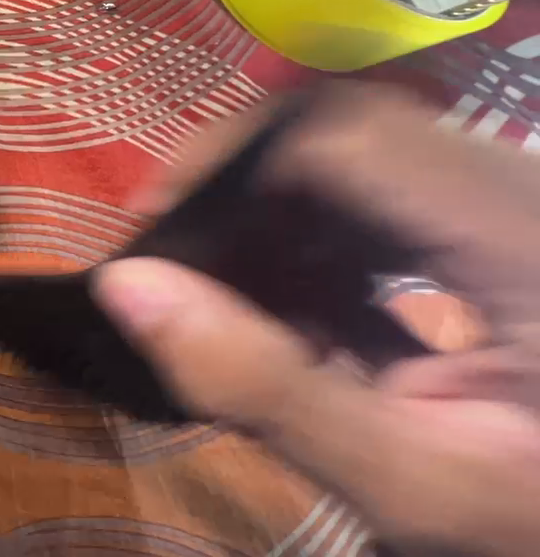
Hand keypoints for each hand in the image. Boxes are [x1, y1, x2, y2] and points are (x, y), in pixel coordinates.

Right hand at [91, 83, 539, 554]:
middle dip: (234, 190)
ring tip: (229, 299)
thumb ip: (267, 388)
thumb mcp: (413, 485)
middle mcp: (521, 203)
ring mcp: (511, 214)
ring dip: (264, 222)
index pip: (343, 138)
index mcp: (524, 245)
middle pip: (337, 139)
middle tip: (177, 256)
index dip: (227, 160)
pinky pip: (374, 203)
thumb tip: (124, 286)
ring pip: (346, 167)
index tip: (158, 225)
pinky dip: (307, 249)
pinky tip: (296, 316)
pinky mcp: (497, 235)